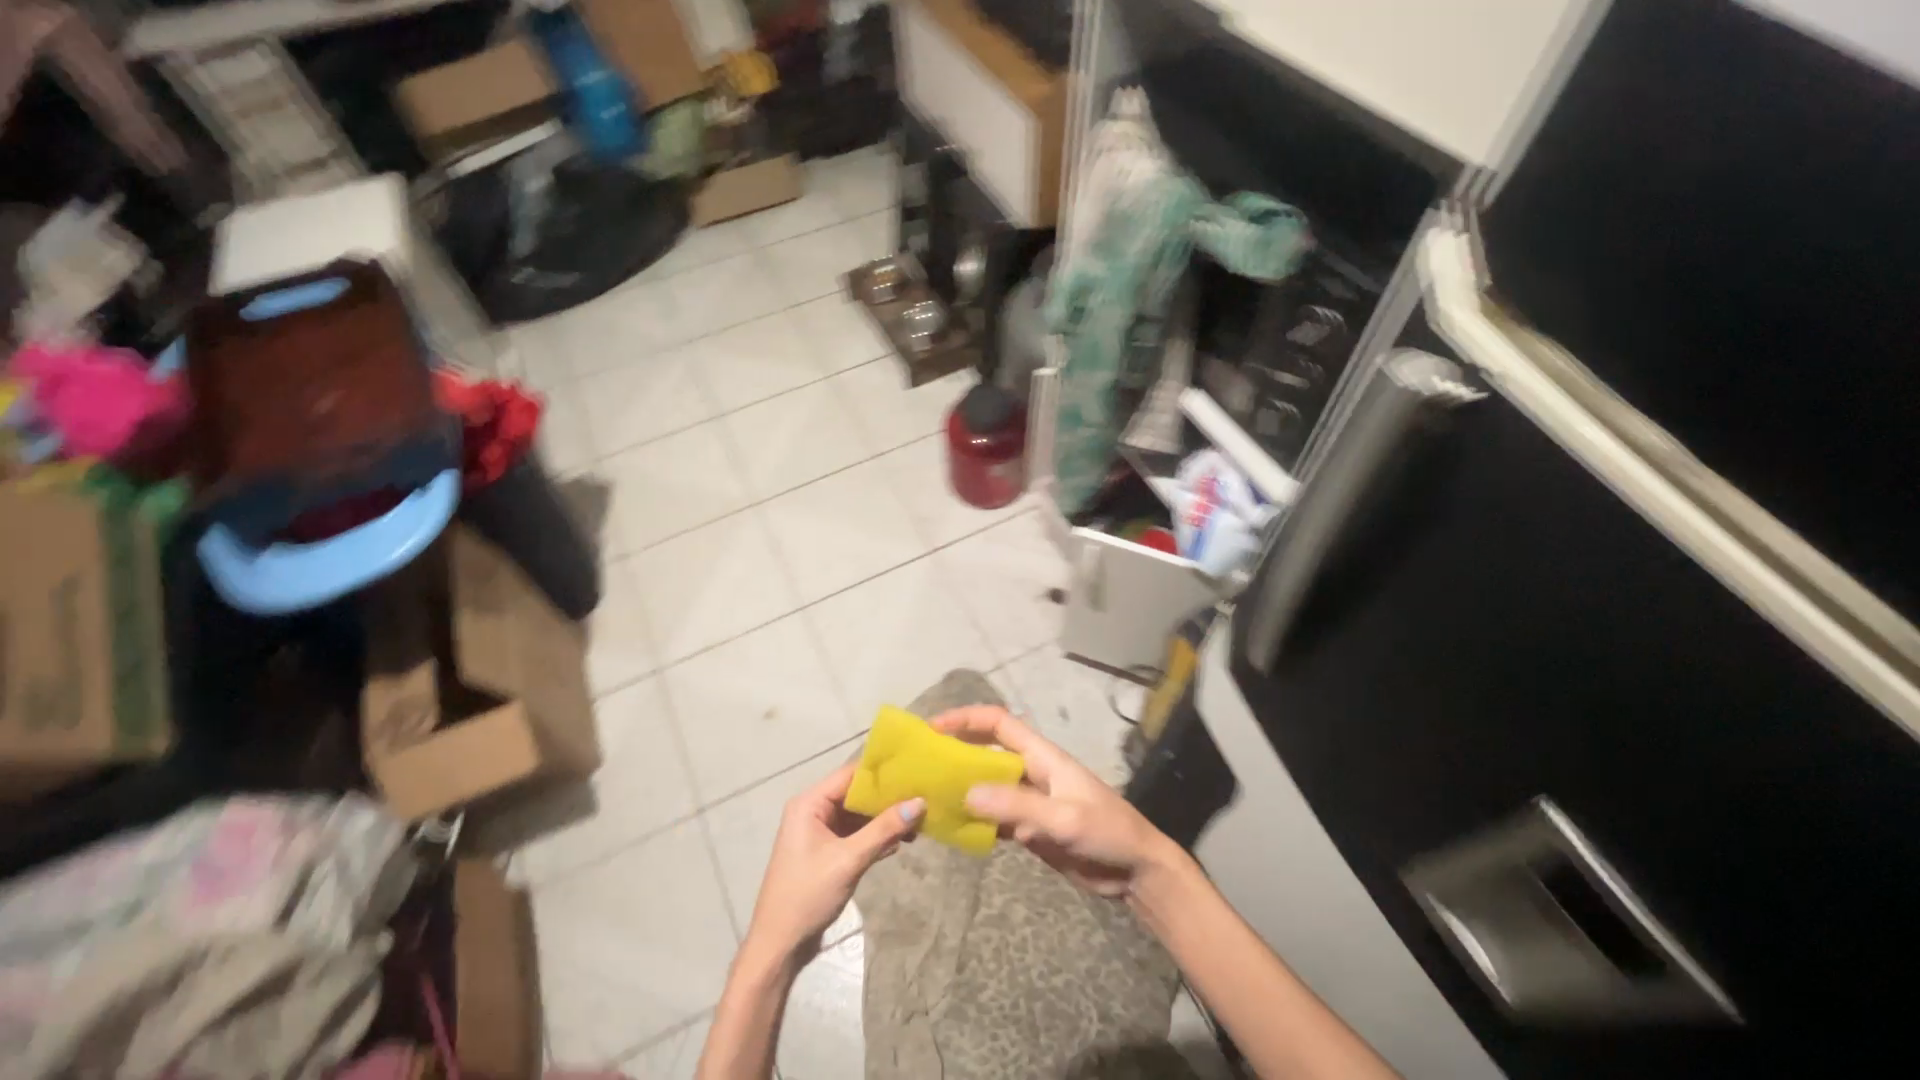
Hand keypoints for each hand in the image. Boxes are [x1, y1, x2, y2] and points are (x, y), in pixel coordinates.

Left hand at [743, 763, 924, 960]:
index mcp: (809, 804)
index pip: (850, 775)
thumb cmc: (808, 895)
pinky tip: (902, 842)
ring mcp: (819, 833)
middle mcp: (813, 811)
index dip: (882, 773)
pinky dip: (876, 837)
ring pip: (858, 816)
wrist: (780, 944)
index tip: (915, 772)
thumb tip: (919, 802)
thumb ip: (883, 829)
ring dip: (884, 820)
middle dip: (888, 798)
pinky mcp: (827, 853)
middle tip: (924, 798)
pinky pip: (855, 835)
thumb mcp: (849, 860)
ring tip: (920, 821)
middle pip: (856, 794)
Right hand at [931, 705, 1180, 897]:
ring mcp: (1030, 802)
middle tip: (918, 764)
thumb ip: (1017, 807)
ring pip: (987, 786)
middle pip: (987, 752)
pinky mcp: (1030, 829)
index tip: (932, 727)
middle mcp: (1033, 773)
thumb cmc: (1108, 834)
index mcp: (1044, 758)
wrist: (1136, 873)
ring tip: (924, 796)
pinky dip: (972, 819)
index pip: (1000, 725)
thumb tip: (965, 793)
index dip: (966, 719)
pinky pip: (993, 817)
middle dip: (955, 752)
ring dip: (959, 788)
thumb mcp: (1064, 819)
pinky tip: (949, 828)